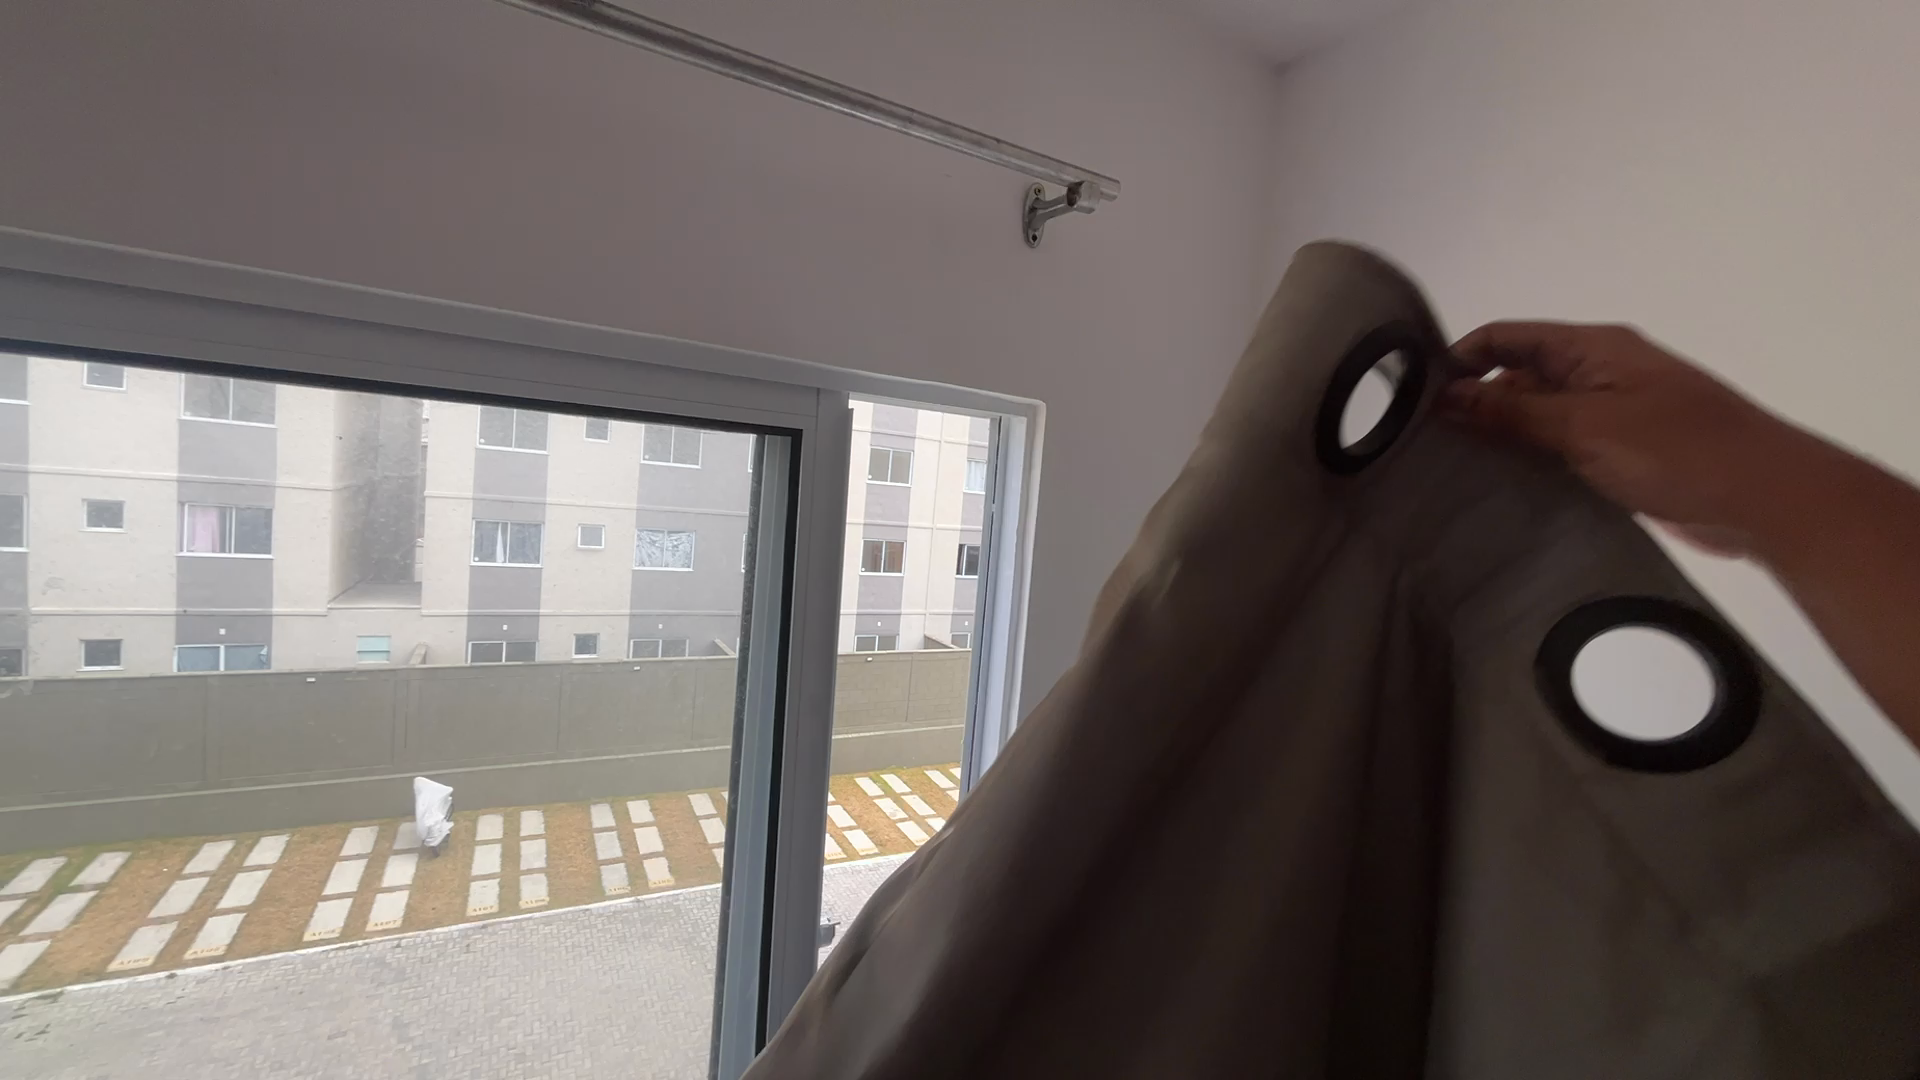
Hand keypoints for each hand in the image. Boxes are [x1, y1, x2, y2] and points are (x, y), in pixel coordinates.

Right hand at [1441, 321, 1810, 556]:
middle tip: (1421, 440)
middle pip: (1511, 374)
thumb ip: (1509, 410)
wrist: (1768, 501)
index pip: (1504, 338)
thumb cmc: (1677, 450)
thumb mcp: (1583, 425)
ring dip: (1491, 433)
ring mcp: (1602, 411)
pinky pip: (1547, 443)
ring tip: (1445, 464)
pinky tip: (1488, 481)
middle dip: (1467, 400)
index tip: (1415, 399)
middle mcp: (1593, 372)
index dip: (1457, 359)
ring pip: (1526, 412)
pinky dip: (1518, 456)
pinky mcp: (1608, 448)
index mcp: (1591, 348)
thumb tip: (1442, 396)